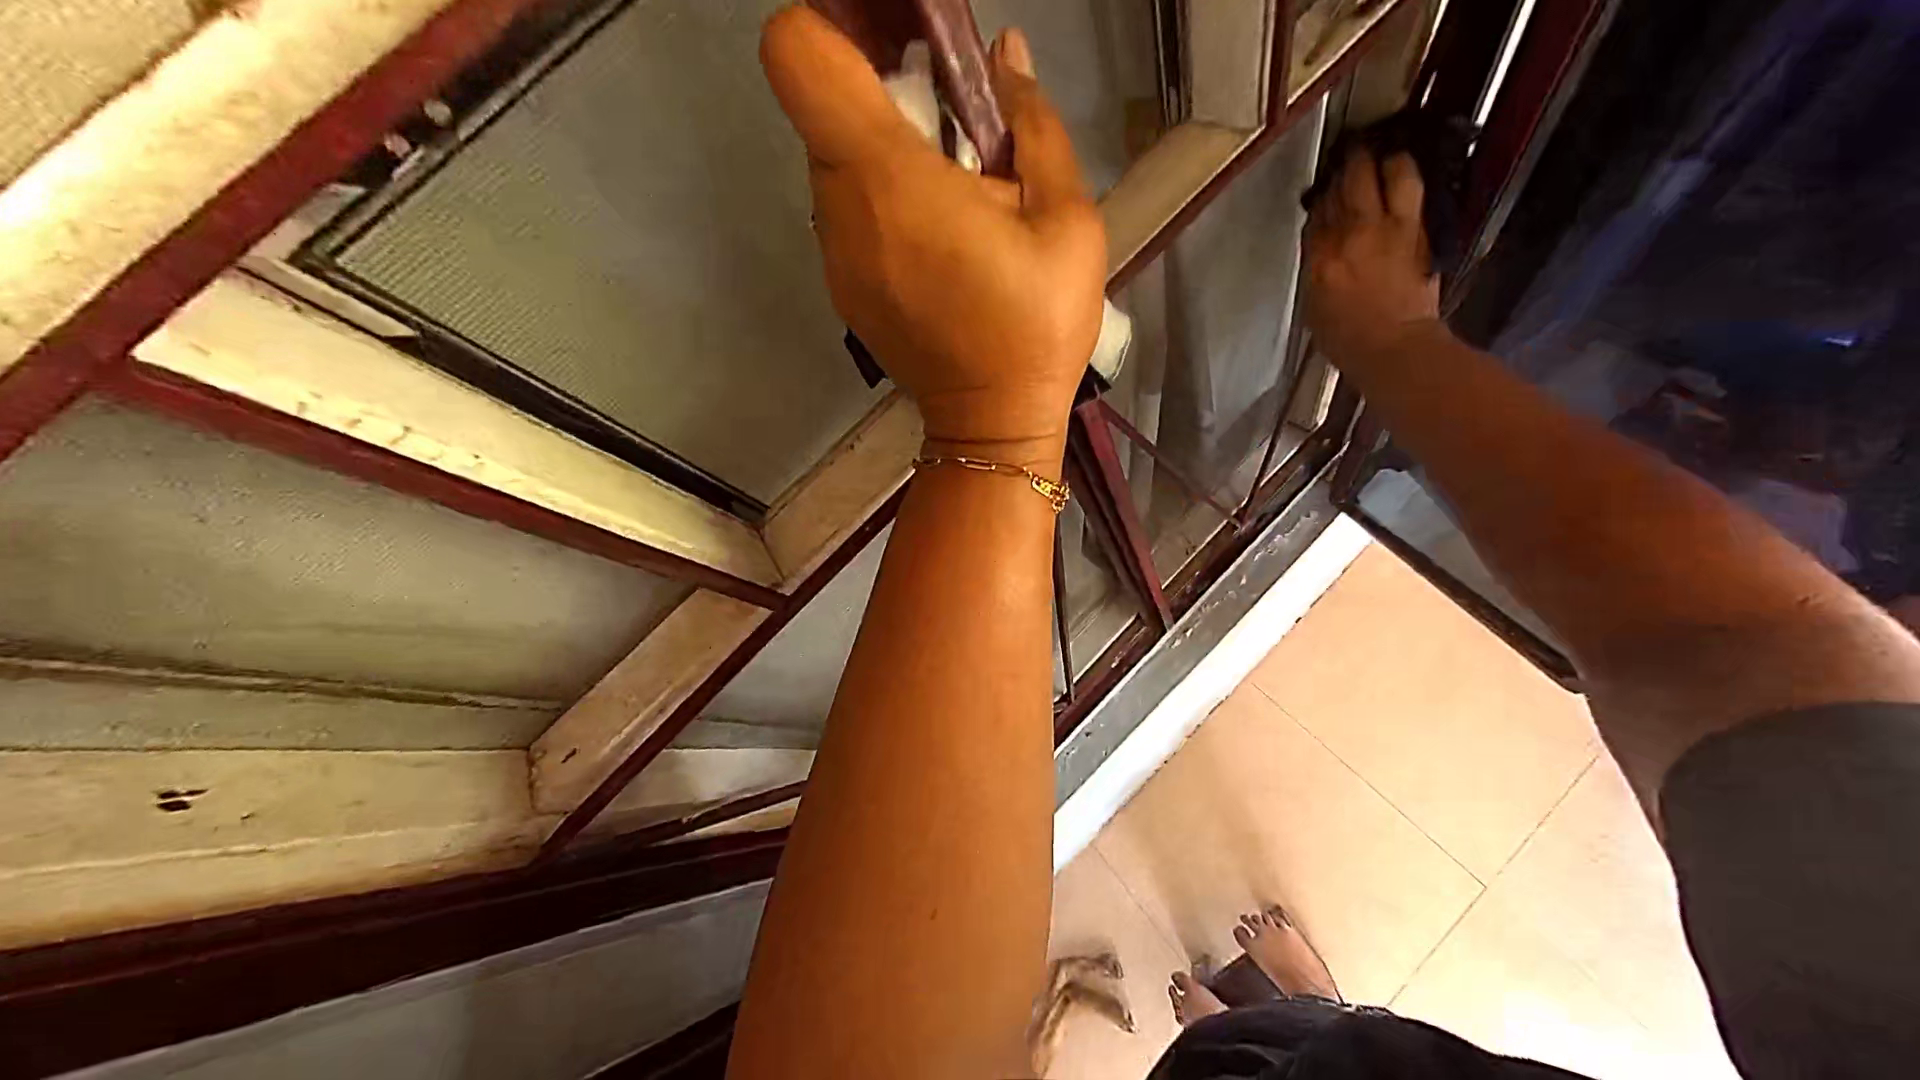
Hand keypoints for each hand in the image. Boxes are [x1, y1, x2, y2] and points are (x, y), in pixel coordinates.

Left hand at [761, 7, 1106, 465]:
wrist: (993, 422)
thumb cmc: (1037, 325)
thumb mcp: (1067, 221)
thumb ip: (1033, 125)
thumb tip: (1006, 56)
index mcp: (889, 179)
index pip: (800, 53)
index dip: (835, 19)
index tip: (897, 32)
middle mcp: (841, 210)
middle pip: (821, 103)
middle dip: (875, 82)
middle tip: (948, 105)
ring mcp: (833, 255)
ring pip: (834, 160)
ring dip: (883, 145)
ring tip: (953, 182)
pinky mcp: (843, 286)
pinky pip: (845, 212)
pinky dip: (879, 197)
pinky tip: (937, 232)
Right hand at [1304, 147, 1441, 361]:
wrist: (1393, 346)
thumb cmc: (1347, 337)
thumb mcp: (1315, 303)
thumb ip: (1318, 265)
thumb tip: (1322, 240)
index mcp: (1322, 258)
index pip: (1320, 211)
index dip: (1323, 194)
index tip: (1324, 188)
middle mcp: (1354, 234)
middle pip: (1351, 182)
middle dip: (1350, 163)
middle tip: (1350, 153)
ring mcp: (1391, 229)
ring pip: (1390, 174)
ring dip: (1386, 159)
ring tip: (1383, 155)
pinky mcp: (1420, 231)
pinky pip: (1413, 192)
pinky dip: (1406, 178)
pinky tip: (1403, 174)